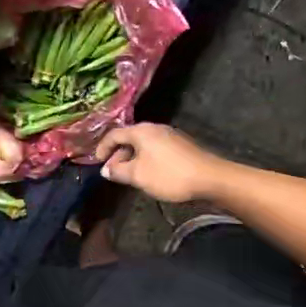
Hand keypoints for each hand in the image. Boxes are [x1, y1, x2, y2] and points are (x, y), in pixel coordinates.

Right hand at [94, 124, 229, 203]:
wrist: (209, 178)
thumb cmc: (169, 175)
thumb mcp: (138, 175)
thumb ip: (118, 171)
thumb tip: (106, 169)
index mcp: (141, 131)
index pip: (114, 134)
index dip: (103, 147)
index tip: (96, 162)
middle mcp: (154, 128)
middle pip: (129, 138)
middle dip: (118, 155)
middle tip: (113, 172)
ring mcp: (169, 135)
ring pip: (143, 144)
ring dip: (132, 158)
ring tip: (130, 176)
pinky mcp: (180, 146)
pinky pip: (155, 149)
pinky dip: (146, 159)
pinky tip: (149, 174)